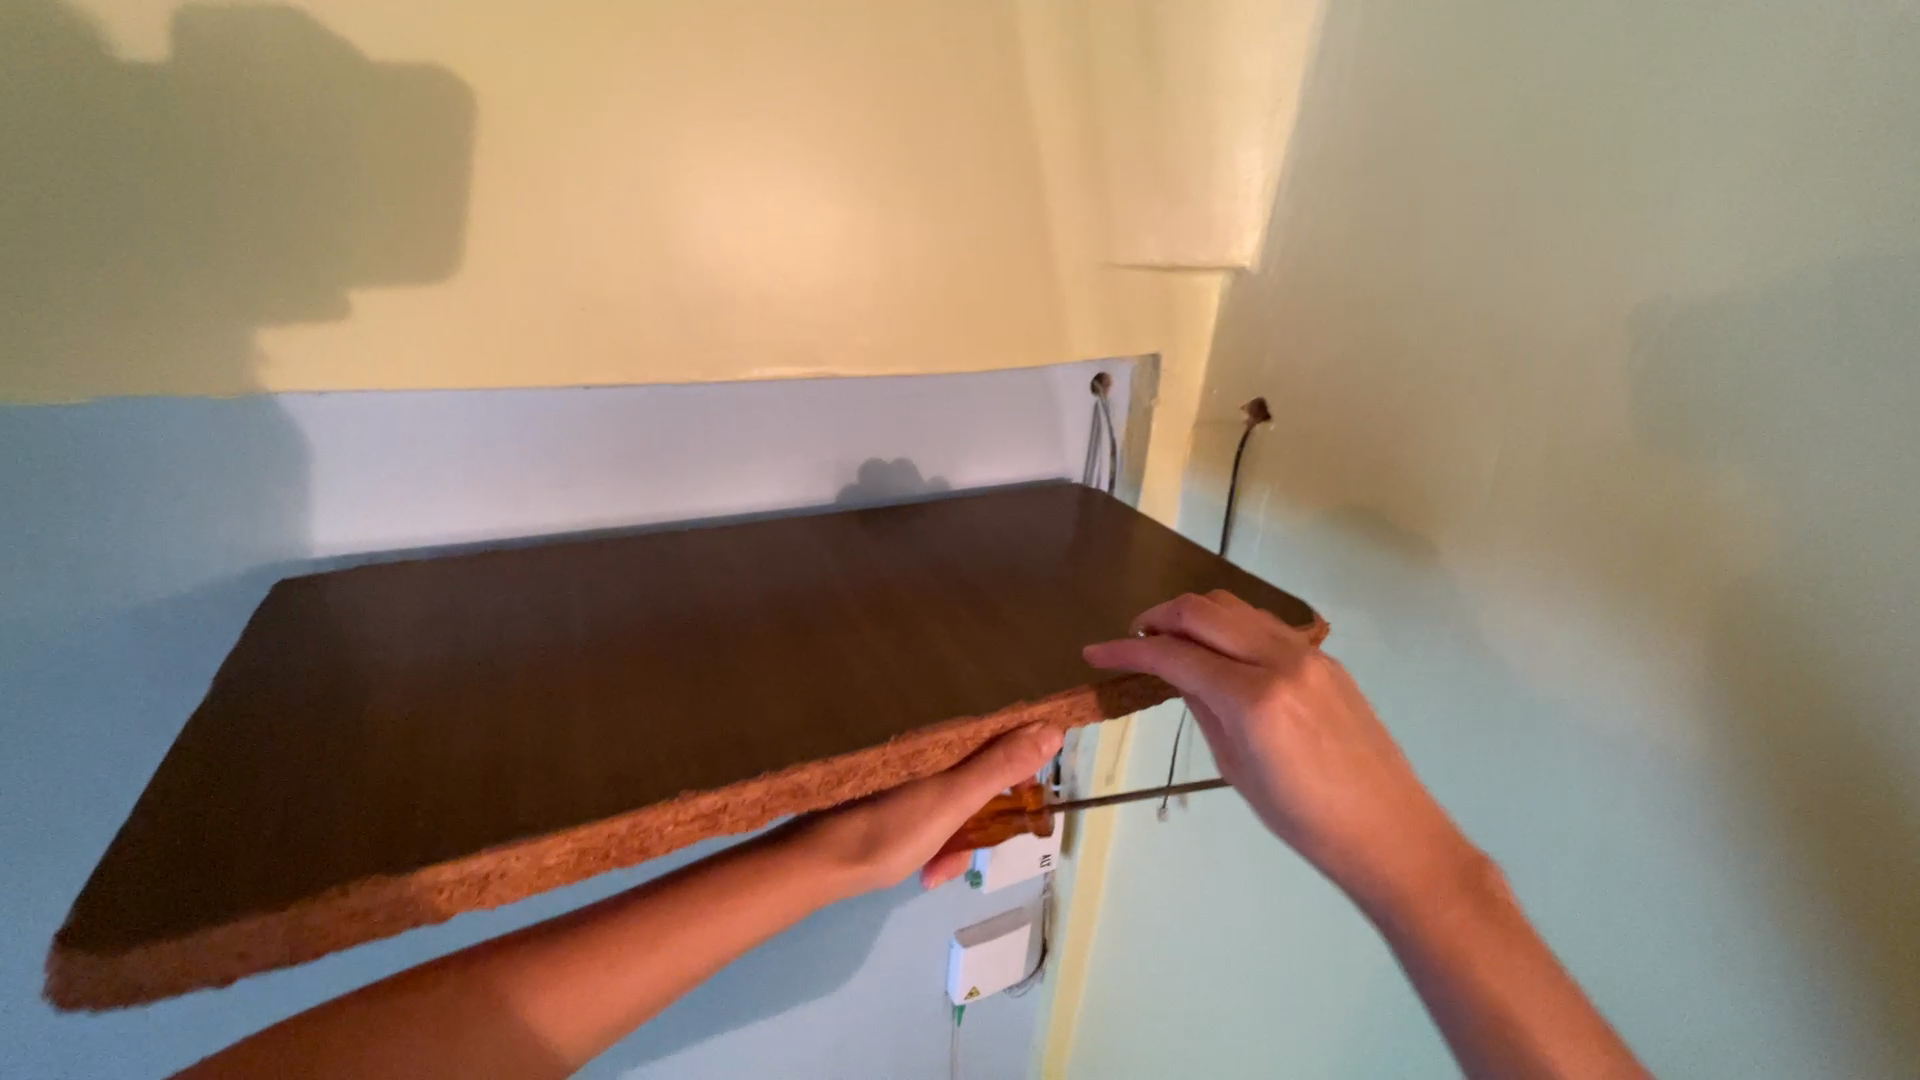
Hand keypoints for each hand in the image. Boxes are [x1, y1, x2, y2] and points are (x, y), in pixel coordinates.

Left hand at [792, 724, 1063, 895]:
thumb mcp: (954, 800)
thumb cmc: (888, 829)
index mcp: (945, 741)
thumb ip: (1001, 766)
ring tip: (939, 870)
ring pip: (962, 803)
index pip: (1003, 736)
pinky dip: (939, 844)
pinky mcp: (897, 799)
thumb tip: (1052, 728)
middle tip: (973, 849)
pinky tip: (926, 872)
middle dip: (987, 819)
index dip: (1021, 768)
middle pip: (985, 776)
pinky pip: (937, 818)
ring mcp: (912, 776)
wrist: (818, 864)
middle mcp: (931, 751)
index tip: (1024, 800)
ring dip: (961, 840)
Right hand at [1083, 591, 1479, 910]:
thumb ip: (1202, 707)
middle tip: (1133, 639)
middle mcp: (1281, 660)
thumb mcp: (1235, 767)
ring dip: (1193, 614)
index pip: (1174, 655)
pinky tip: (1219, 653)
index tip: (1095, 652)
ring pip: (1234, 606)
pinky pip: (1263, 623)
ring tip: (1171, 641)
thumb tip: (1176, 672)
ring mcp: (1307, 654)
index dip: (1127, 651)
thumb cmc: (1303, 819)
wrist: (1389, 831)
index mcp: (1254, 699)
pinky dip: (1228, 626)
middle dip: (1157, 617)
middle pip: (1202, 610)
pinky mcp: (1324, 658)